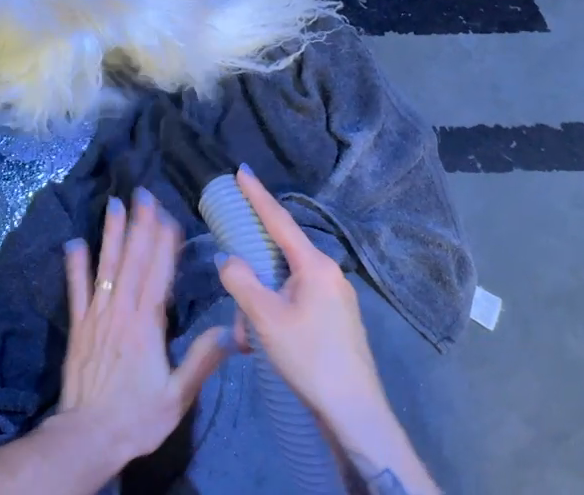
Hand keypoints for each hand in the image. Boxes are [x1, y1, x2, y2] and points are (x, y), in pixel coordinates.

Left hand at [55, 189, 231, 467]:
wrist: (90, 433)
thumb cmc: (139, 416)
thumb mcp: (179, 395)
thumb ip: (202, 360)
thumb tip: (231, 330)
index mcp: (147, 325)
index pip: (158, 274)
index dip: (163, 243)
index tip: (168, 215)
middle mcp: (120, 310)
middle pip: (132, 261)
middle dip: (139, 226)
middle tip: (142, 194)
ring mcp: (96, 315)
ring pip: (105, 266)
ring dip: (111, 235)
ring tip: (114, 205)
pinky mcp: (78, 325)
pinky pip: (76, 289)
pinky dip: (75, 265)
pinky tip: (74, 242)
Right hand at [214, 167, 382, 423]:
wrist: (354, 412)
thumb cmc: (309, 357)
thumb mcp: (264, 317)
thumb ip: (240, 280)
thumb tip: (230, 261)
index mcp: (315, 266)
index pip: (279, 220)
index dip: (257, 195)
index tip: (241, 170)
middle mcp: (328, 275)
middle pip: (276, 258)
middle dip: (250, 279)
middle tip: (237, 307)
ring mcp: (334, 298)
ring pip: (281, 286)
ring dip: (258, 306)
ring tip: (249, 340)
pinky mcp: (334, 320)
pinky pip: (293, 303)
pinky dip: (273, 317)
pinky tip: (263, 344)